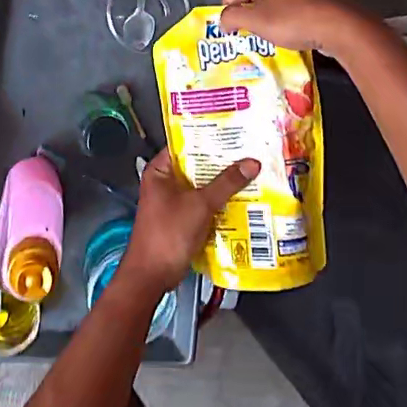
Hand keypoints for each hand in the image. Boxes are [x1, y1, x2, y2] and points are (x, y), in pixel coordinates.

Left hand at [120, 149, 257, 295]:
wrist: (153, 273)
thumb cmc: (169, 233)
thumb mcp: (200, 204)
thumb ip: (226, 183)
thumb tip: (251, 162)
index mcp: (159, 171)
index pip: (183, 146)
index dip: (206, 139)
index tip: (232, 133)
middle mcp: (164, 183)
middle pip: (195, 167)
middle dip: (220, 165)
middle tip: (250, 154)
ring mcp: (173, 202)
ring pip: (202, 188)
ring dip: (223, 186)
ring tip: (253, 175)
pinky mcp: (182, 220)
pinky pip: (204, 206)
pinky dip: (220, 204)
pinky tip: (245, 202)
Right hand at [219, 0, 384, 56]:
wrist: (342, 29)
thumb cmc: (296, 20)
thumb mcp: (254, 20)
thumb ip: (230, 17)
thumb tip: (224, 20)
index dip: (231, 17)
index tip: (236, 33)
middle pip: (251, 1)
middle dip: (251, 20)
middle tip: (256, 37)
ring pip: (270, 9)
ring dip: (268, 25)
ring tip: (276, 38)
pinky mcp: (313, 0)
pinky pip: (288, 14)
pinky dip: (286, 26)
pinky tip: (292, 36)